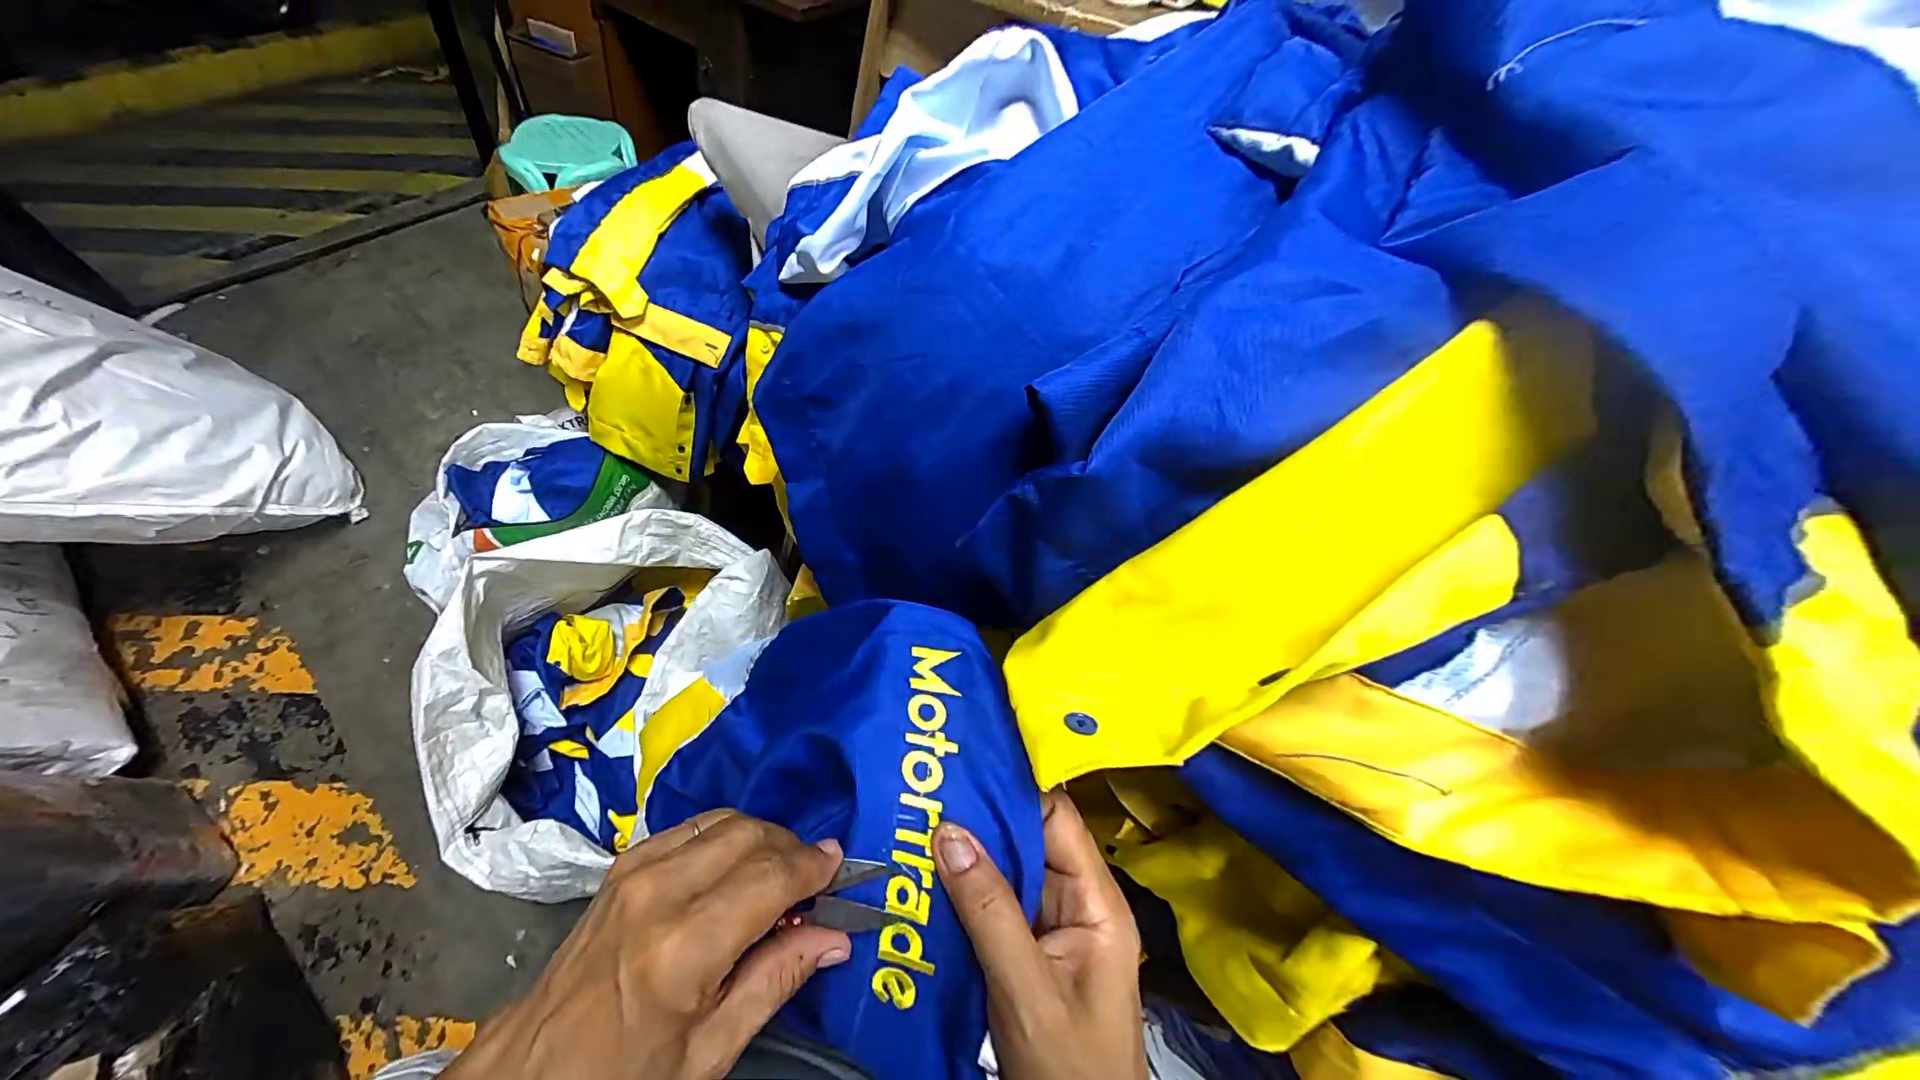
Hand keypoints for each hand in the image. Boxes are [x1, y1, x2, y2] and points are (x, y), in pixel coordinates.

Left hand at [445, 810, 851, 1079]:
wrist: (530, 1075)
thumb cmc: (623, 1077)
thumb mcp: (708, 1054)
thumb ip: (776, 980)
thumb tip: (835, 937)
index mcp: (681, 948)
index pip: (771, 878)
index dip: (814, 867)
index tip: (840, 869)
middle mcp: (658, 892)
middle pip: (751, 835)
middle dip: (793, 848)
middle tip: (814, 879)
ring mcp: (635, 870)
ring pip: (725, 820)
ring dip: (764, 837)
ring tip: (779, 873)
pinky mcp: (624, 864)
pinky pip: (693, 826)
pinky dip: (727, 835)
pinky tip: (735, 866)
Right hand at [935, 790, 1147, 1079]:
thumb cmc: (1072, 1071)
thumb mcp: (1027, 990)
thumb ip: (989, 911)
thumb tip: (950, 835)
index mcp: (1097, 902)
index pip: (1058, 820)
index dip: (1015, 793)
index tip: (968, 775)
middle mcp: (1076, 902)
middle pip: (1029, 839)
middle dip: (981, 820)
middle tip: (930, 797)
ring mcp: (1051, 925)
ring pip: (1007, 869)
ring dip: (967, 854)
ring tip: (920, 828)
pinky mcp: (1027, 947)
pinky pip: (994, 902)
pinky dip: (963, 890)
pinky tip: (928, 879)